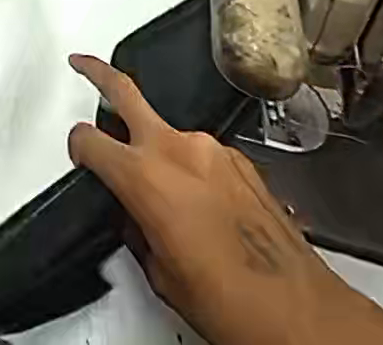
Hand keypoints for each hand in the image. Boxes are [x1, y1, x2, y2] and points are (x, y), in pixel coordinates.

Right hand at [66, 55, 382, 344]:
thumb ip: (135, 226)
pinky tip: (198, 198)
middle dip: (97, 72)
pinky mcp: (240, 160)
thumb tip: (132, 214)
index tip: (79, 154)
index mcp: (144, 177)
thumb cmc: (236, 305)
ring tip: (160, 179)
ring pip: (166, 127)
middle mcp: (175, 150)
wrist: (306, 318)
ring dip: (155, 141)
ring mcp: (211, 150)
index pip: (88, 139)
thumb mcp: (160, 273)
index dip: (76, 148)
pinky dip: (190, 163)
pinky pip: (200, 150)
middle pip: (124, 89)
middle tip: (82, 64)